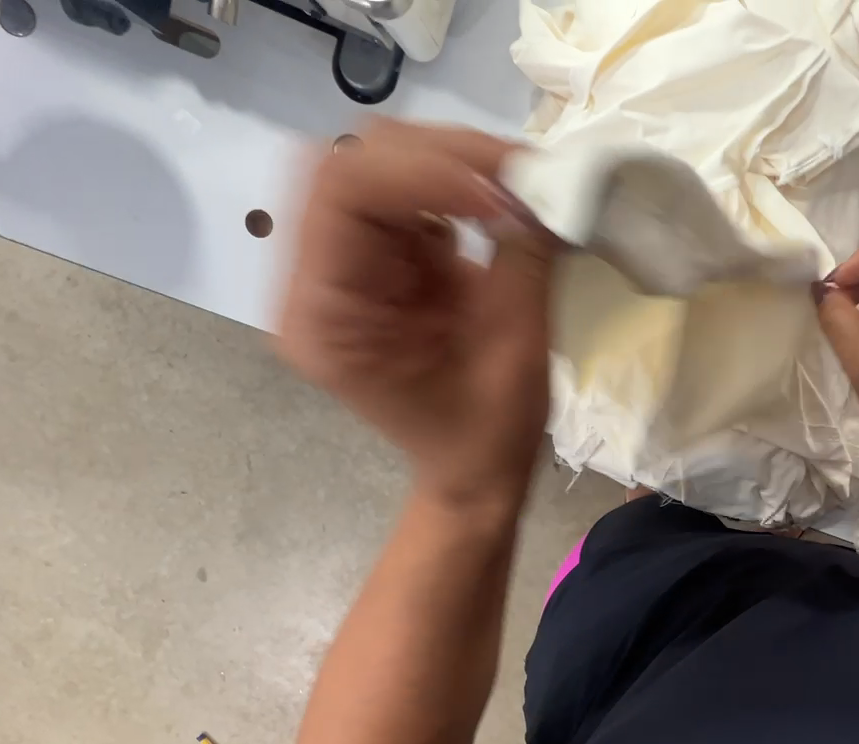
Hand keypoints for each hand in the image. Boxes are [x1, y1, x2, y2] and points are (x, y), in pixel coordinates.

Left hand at [278, 120, 555, 512]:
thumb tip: (543, 188)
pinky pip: (407, 194)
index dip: (427, 173)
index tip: (508, 194)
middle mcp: (315, 279)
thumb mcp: (515, 354)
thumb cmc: (488, 437)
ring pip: (379, 165)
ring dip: (453, 165)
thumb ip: (522, 261)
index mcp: (326, 317)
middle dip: (442, 156)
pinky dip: (460, 187)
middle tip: (521, 175)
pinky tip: (501, 207)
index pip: (344, 194)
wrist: (473, 472)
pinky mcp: (378, 260)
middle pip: (352, 164)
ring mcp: (345, 266)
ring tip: (520, 188)